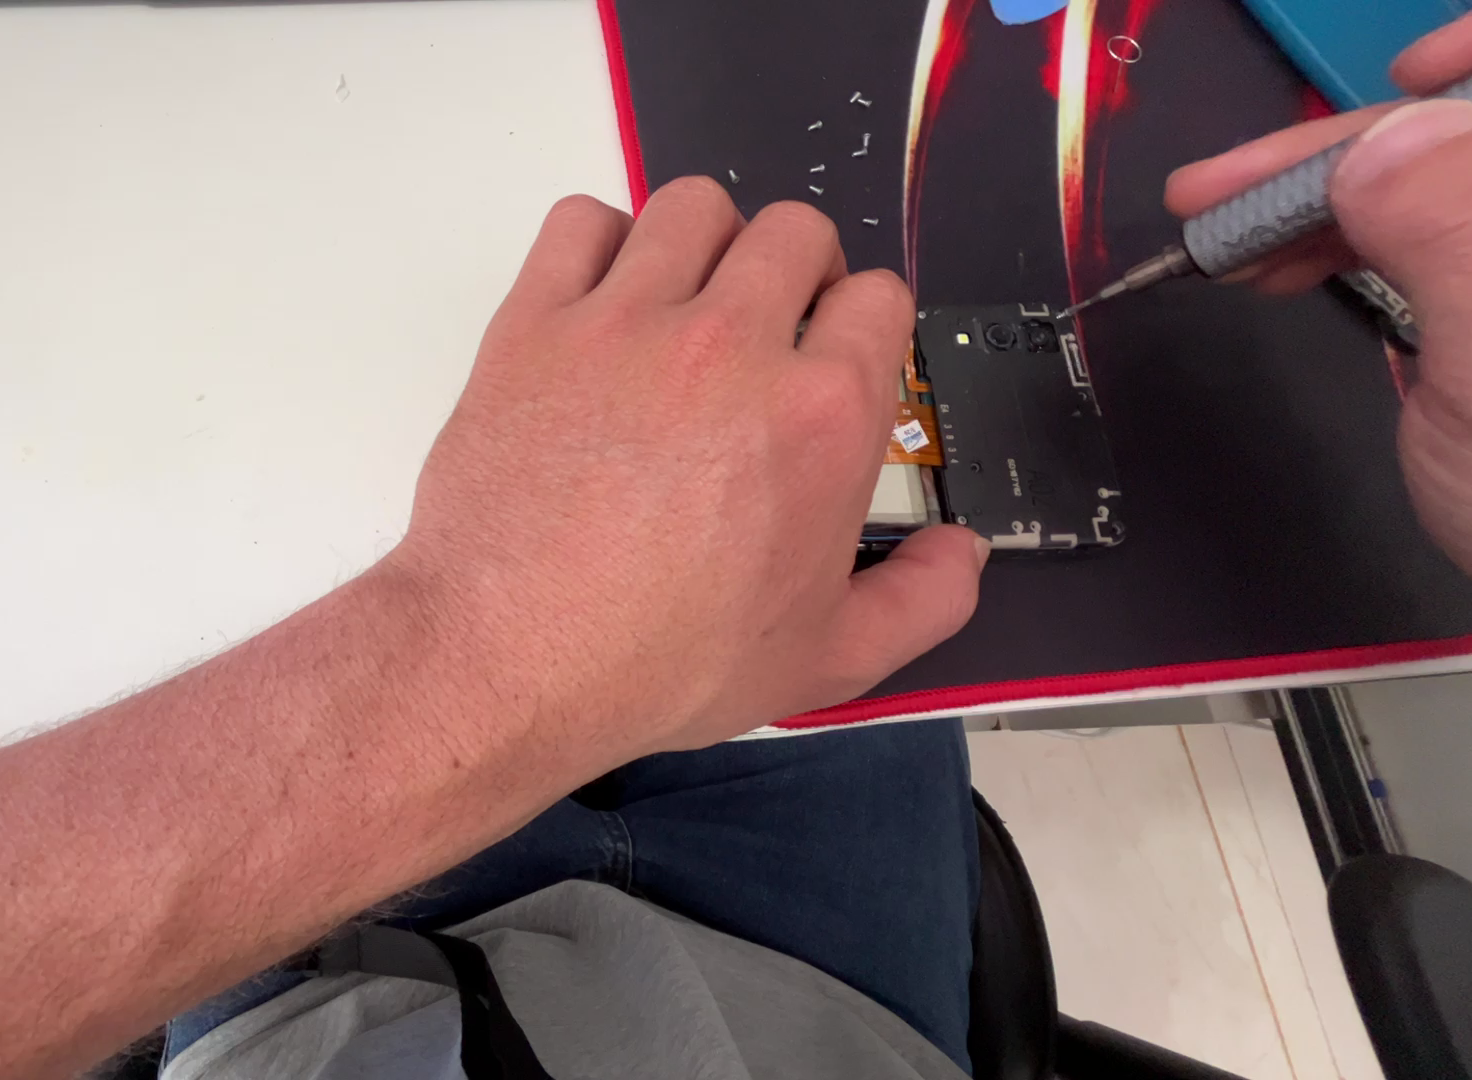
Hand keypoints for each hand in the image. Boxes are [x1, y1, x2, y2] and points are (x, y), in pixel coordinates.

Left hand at [386, 177, 986, 755]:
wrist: (509, 658)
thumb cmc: (659, 665)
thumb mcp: (822, 663)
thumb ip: (920, 601)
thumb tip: (962, 549)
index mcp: (820, 414)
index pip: (876, 299)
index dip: (854, 330)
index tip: (821, 363)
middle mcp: (728, 345)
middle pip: (793, 234)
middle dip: (791, 276)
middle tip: (755, 340)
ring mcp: (622, 324)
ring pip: (692, 209)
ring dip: (702, 246)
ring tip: (678, 312)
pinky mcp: (533, 326)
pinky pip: (578, 225)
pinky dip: (597, 245)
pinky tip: (597, 305)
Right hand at [1166, 10, 1471, 578]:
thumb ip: (1464, 234)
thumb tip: (1378, 143)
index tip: (1389, 82)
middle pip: (1468, 131)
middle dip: (1345, 150)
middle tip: (1213, 198)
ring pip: (1425, 180)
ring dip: (1318, 201)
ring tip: (1229, 249)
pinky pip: (1408, 232)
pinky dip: (1334, 239)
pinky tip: (1283, 266)